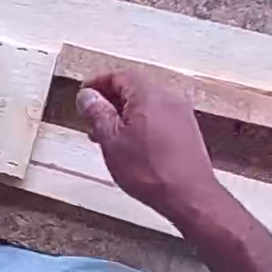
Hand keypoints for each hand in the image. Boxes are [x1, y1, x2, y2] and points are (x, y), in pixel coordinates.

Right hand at [77, 71, 223, 218]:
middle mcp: (168, 99)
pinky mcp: (186, 132)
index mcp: (149, 96)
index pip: (120, 76)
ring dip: (123, 114)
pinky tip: (127, 144)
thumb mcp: (111, 140)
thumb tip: (87, 96)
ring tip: (105, 134)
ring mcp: (180, 115)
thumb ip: (97, 113)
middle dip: (109, 100)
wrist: (186, 196)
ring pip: (145, 104)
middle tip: (90, 115)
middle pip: (134, 88)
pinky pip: (157, 118)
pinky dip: (139, 124)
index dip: (98, 83)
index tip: (84, 95)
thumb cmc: (149, 170)